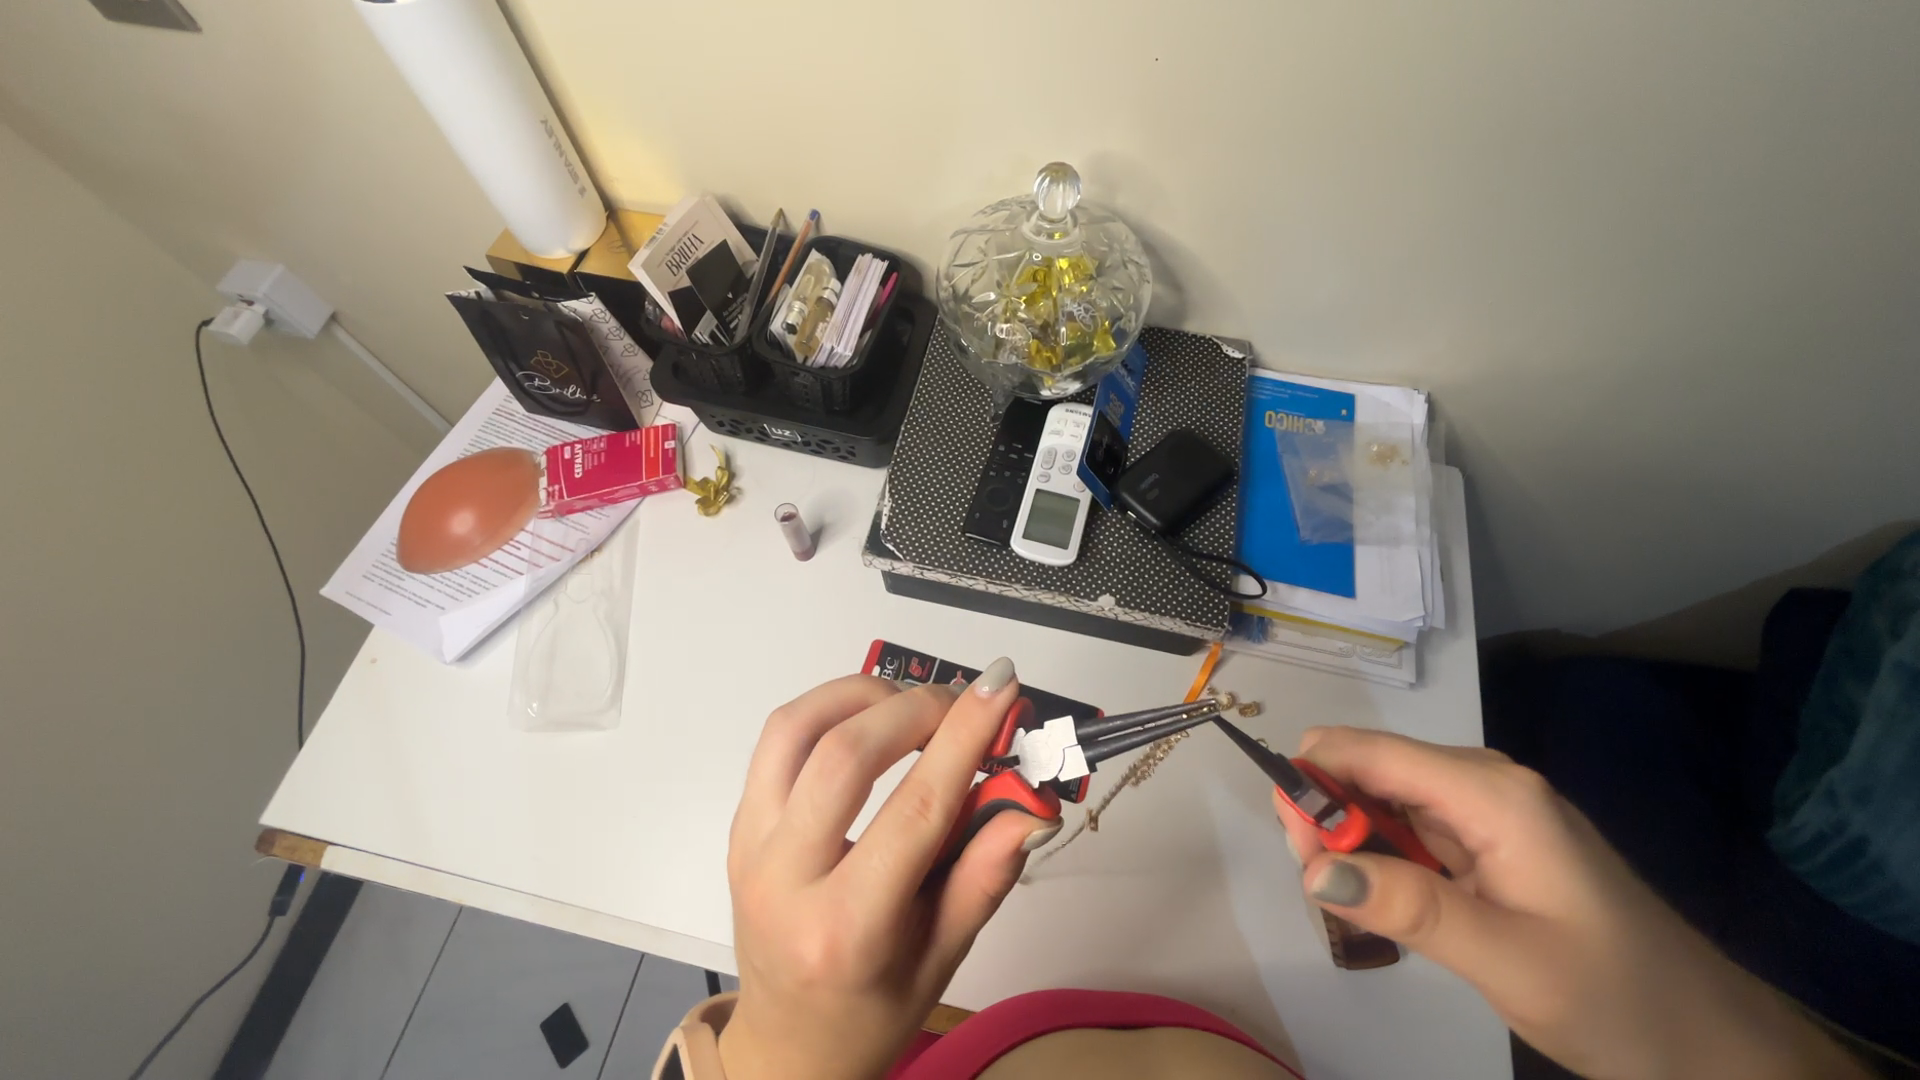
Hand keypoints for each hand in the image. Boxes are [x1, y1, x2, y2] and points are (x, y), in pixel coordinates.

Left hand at [720, 660, 1054, 1079]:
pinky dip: (829, 708)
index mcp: (846, 928)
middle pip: (846, 754)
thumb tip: (1034, 804)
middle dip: (917, 709)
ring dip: (864, 695)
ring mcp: (750, 845)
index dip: (965, 737)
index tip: (1001, 689)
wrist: (786, 1045)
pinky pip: (778, 739)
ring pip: (797, 728)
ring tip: (914, 705)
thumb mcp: (944, 955)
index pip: (915, 809)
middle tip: (964, 703)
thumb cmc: (872, 1010)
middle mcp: (784, 878)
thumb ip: (987, 872)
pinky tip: (870, 718)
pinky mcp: (739, 824)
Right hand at [1277, 727, 1868, 1079]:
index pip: (1363, 751)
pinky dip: (1378, 854)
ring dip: (1349, 840)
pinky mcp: (1486, 837)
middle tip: (1330, 892)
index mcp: (1489, 791)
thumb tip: (1312, 871)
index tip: (1298, 854)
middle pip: (1364, 768)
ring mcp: (1484, 808)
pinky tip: (1388, 898)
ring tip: (1359, 905)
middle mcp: (1481, 781)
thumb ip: (1408, 908)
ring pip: (1378, 796)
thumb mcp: (1509, 962)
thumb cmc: (1619, 999)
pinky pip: (1406, 824)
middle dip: (1326, 817)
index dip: (1310, 784)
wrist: (1718, 1046)